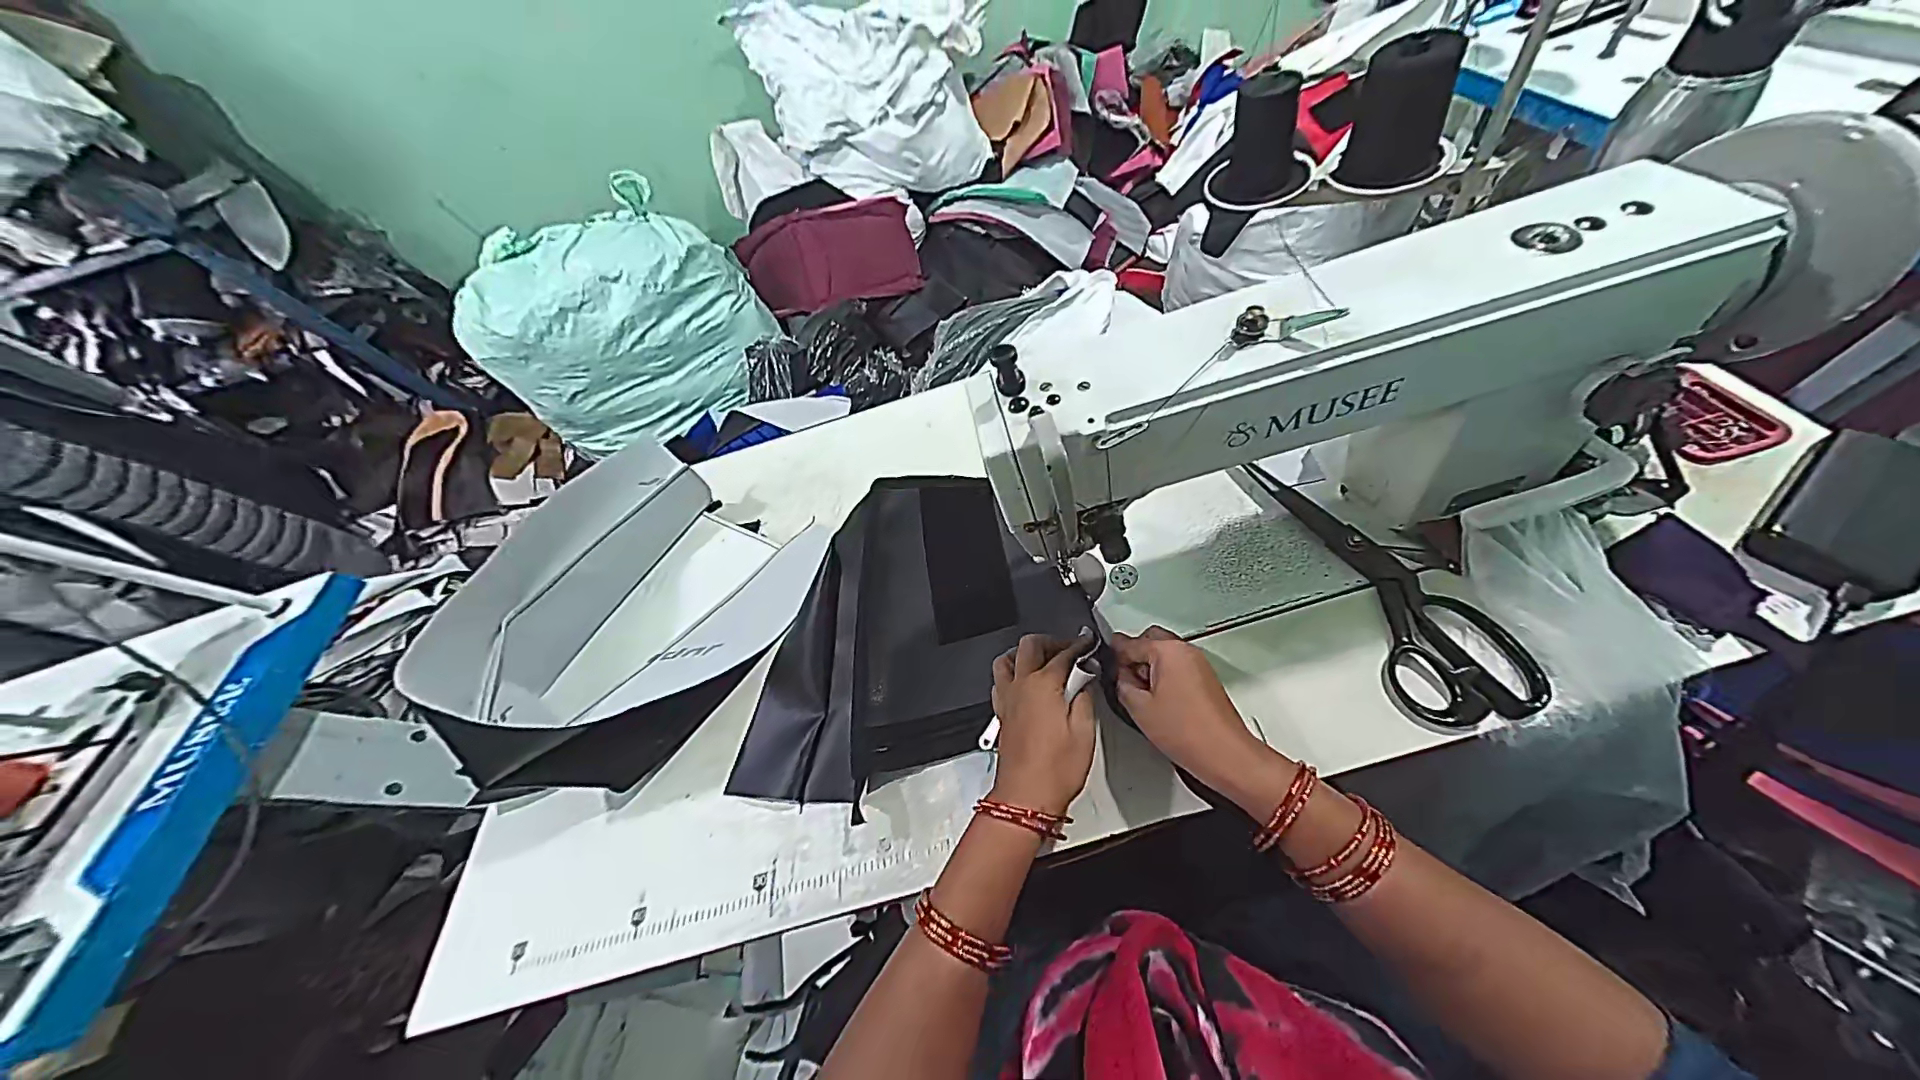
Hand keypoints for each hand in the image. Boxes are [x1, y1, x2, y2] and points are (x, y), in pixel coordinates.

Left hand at [989, 632, 1097, 816]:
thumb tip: (1085, 677)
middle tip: (1070, 648)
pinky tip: (1026, 683)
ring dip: (1026, 654)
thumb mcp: (1084, 731)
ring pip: (1007, 659)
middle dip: (1052, 641)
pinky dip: (1013, 673)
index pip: (1063, 653)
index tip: (1088, 644)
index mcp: (1042, 685)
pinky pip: (1002, 681)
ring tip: (1045, 659)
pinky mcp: (1002, 715)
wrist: (1027, 796)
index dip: (1079, 645)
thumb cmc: (1054, 770)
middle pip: (1030, 646)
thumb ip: (1084, 696)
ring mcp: (1007, 700)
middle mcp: (1020, 687)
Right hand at [1111, 627, 1280, 803]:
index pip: (1130, 642)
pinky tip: (1159, 703)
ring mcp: (1199, 665)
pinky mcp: (1206, 680)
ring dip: (1150, 668)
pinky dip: (1165, 678)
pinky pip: (1178, 668)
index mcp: (1169, 651)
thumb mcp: (1139, 708)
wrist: (1224, 754)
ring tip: (1143, 697)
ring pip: (1165, 655)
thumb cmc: (1191, 733)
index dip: (1114, 655)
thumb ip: (1121, 684)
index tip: (1107, 663)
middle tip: (1123, 678)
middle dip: (1134, 657)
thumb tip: (1120, 677)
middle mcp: (1187, 652)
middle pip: (1150, 641)